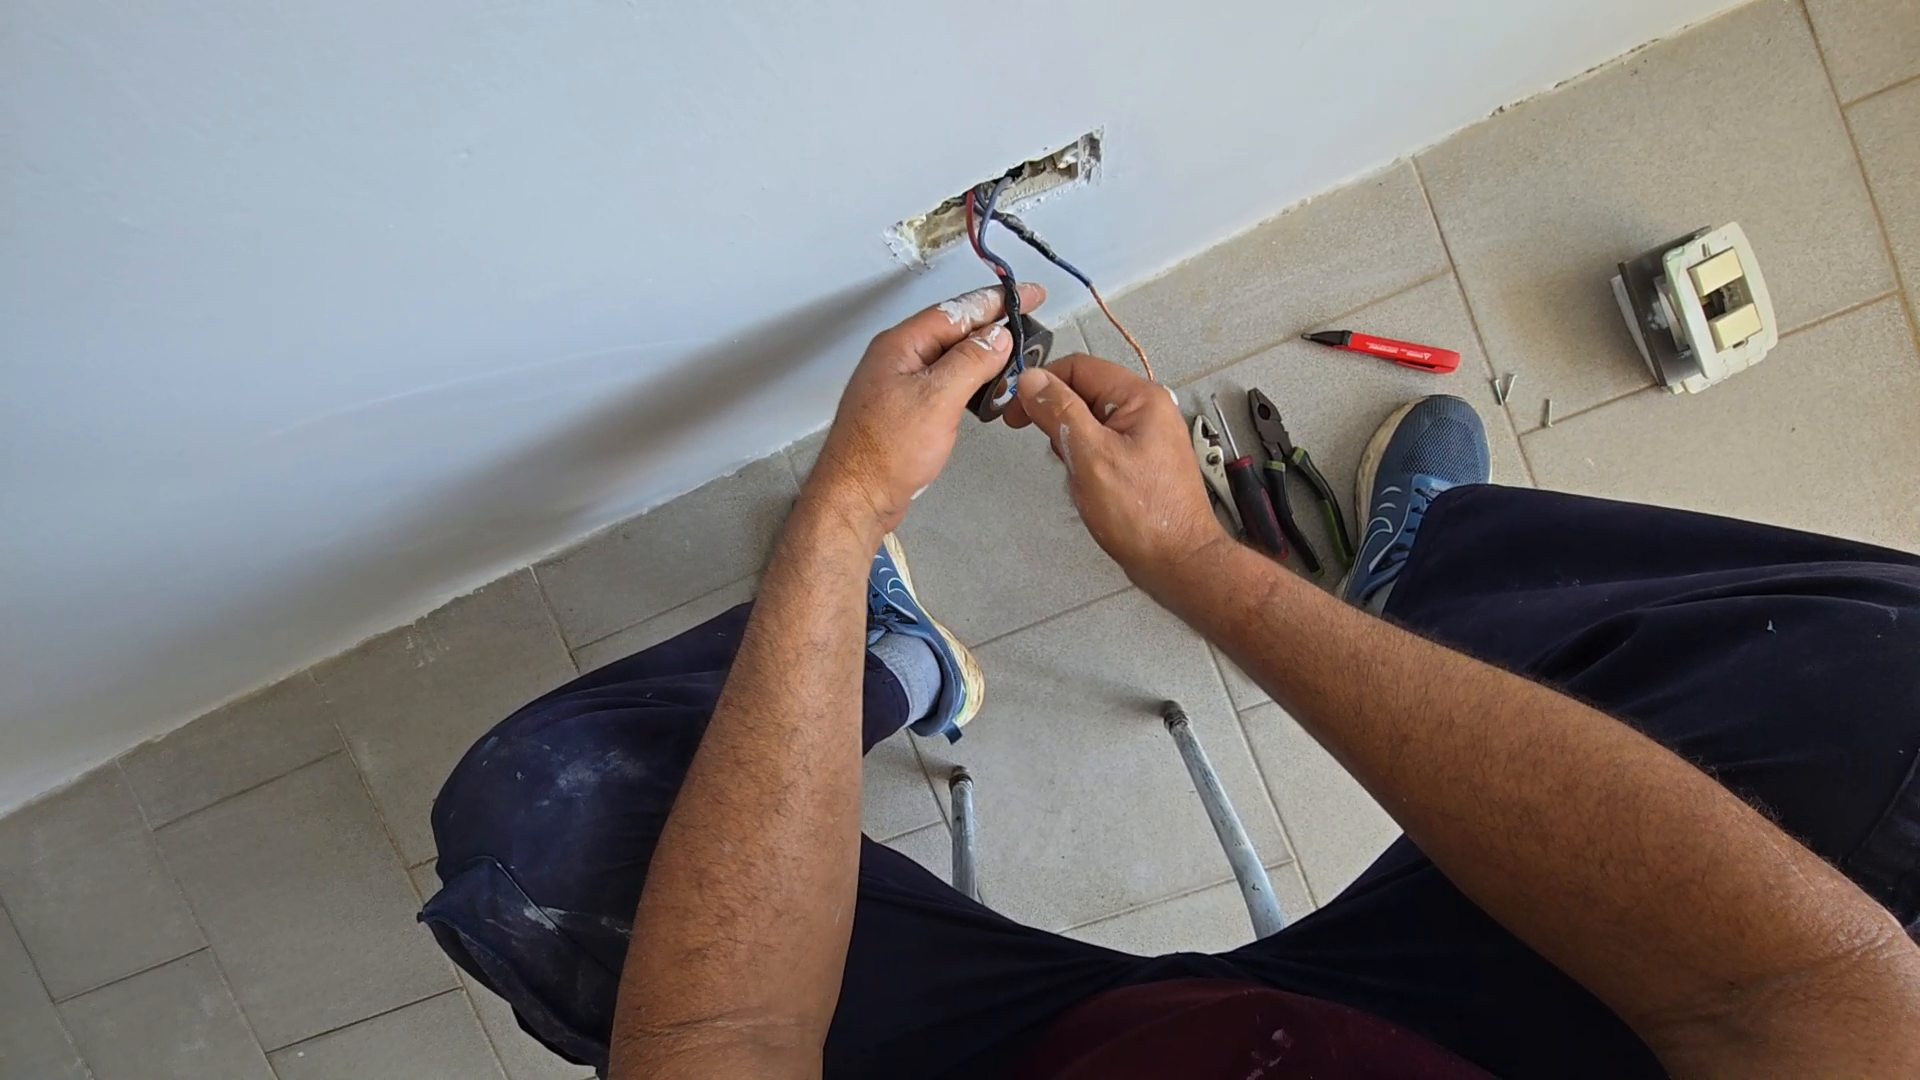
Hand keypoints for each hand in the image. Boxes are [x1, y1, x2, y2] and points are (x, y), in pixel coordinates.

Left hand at [807, 283, 1045, 535]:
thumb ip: (971, 362)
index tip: (1029, 296)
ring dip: (982, 357)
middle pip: (952, 331)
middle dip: (992, 326)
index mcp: (900, 346)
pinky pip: (943, 384)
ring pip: (949, 359)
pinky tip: (983, 392)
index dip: (996, 301)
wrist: (858, 497)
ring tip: (1013, 359)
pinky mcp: (905, 412)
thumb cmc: (883, 454)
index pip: (956, 311)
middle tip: (1028, 327)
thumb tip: (998, 337)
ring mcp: (899, 386)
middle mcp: (897, 360)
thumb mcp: (938, 399)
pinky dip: (969, 383)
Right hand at [1005, 355, 1229, 588]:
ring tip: (1077, 475)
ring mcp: (1144, 438)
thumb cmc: (1145, 516)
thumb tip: (1033, 381)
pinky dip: (1084, 462)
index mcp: (1141, 398)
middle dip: (1057, 420)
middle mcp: (1147, 412)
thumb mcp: (1090, 455)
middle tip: (1048, 447)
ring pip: (1089, 423)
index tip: (1017, 405)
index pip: (1079, 367)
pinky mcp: (1139, 462)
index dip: (1042, 383)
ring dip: (1070, 446)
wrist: (1176, 561)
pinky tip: (1087, 487)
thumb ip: (1059, 412)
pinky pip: (1100, 447)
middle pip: (1083, 393)